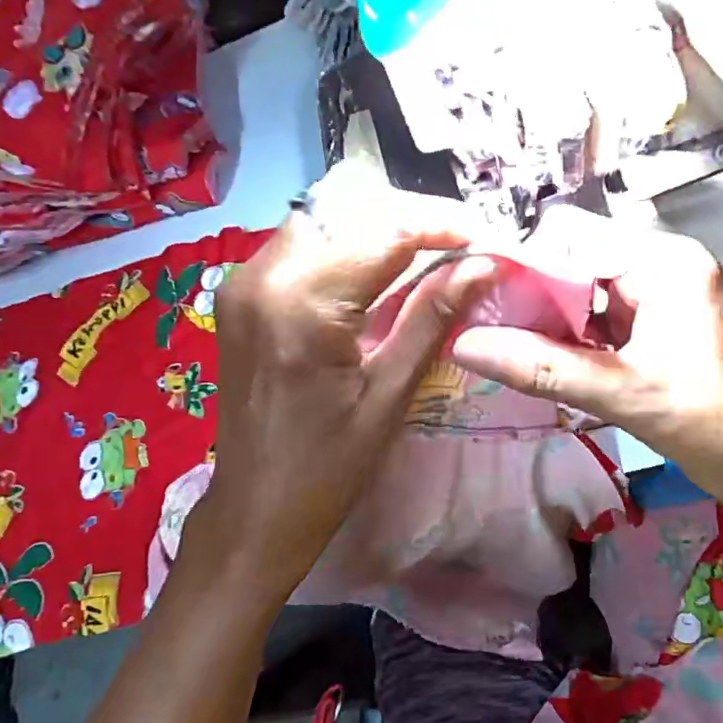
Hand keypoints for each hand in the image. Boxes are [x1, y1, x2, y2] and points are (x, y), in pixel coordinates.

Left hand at [180, 192, 496, 603]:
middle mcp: (261, 276)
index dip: (441, 225)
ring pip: (320, 221)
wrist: (254, 510)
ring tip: (426, 253)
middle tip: (458, 244)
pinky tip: (376, 271)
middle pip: (347, 212)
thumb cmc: (326, 469)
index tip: (484, 237)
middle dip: (407, 219)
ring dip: (373, 228)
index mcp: (302, 305)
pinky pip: (297, 247)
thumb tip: (482, 264)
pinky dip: (341, 248)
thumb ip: (431, 319)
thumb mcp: (389, 396)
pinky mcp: (238, 295)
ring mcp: (241, 282)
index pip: (383, 232)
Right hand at [448, 206, 722, 487]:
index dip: (520, 265)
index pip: (570, 236)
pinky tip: (547, 357)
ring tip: (511, 345)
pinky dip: (571, 331)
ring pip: (583, 285)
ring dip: (548, 314)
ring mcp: (662, 289)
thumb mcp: (620, 393)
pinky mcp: (658, 316)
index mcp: (664, 260)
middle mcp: (663, 260)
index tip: (480, 303)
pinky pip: (599, 310)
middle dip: (531, 293)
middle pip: (575, 256)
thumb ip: (540, 367)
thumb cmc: (709, 420)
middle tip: (491, 329)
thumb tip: (463, 345)